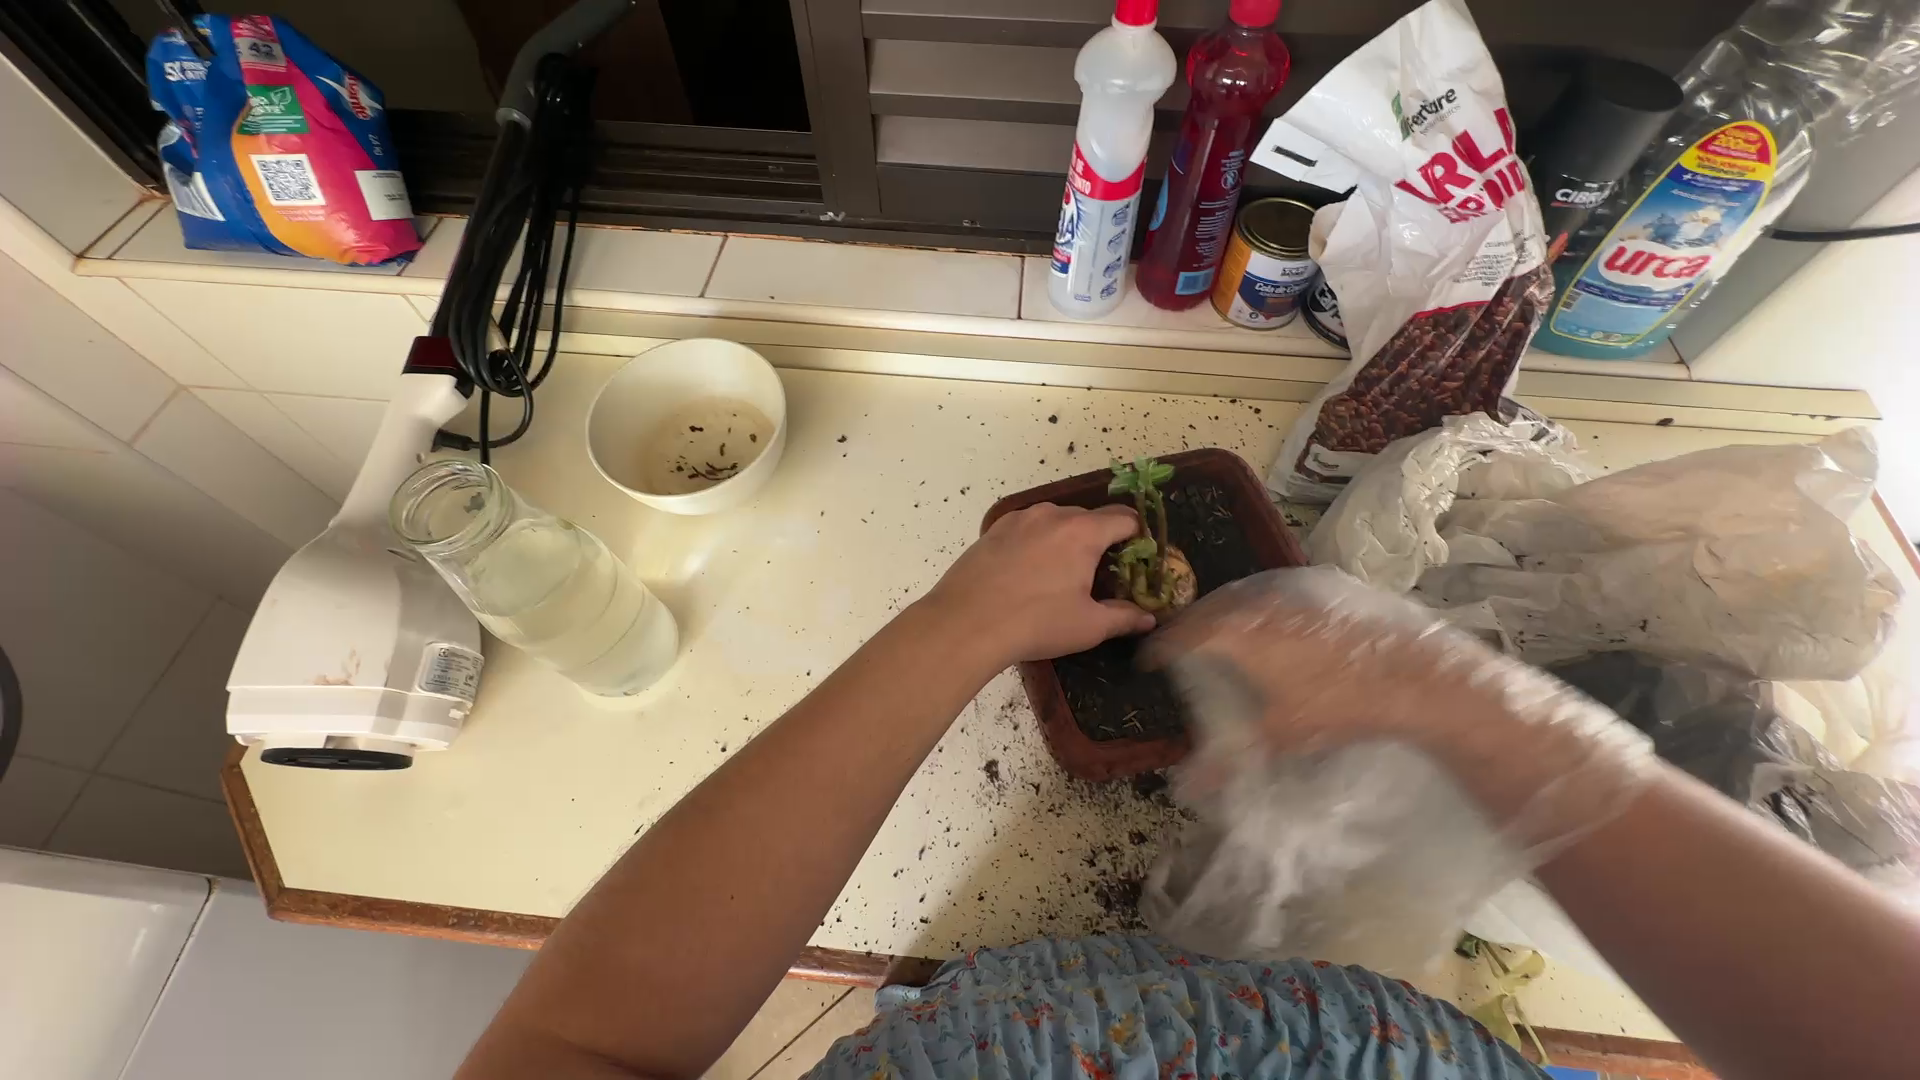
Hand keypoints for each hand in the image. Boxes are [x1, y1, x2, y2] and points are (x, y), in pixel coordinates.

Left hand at [920, 502, 1156, 667]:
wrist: (965, 623)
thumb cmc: (1035, 623)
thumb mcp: (1087, 626)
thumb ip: (1123, 617)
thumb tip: (1146, 618)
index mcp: (1082, 531)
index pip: (1124, 519)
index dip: (1137, 537)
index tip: (1136, 562)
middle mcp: (1051, 515)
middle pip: (1089, 518)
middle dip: (1100, 542)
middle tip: (1098, 577)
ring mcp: (1018, 520)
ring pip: (1054, 522)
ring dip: (1065, 542)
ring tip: (1059, 578)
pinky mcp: (992, 531)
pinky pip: (1026, 530)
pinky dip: (1035, 545)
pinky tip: (1026, 576)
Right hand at [1144, 565, 1510, 753]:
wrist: (1414, 679)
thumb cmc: (1337, 707)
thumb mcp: (1279, 738)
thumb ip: (1226, 761)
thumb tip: (1185, 787)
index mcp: (1239, 637)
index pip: (1185, 635)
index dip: (1162, 647)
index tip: (1149, 660)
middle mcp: (1259, 610)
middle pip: (1210, 611)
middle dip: (1190, 627)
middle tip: (1179, 646)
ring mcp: (1292, 601)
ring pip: (1242, 602)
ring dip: (1222, 617)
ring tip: (1217, 637)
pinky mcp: (1321, 600)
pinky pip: (1271, 601)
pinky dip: (1255, 614)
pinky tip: (1268, 632)